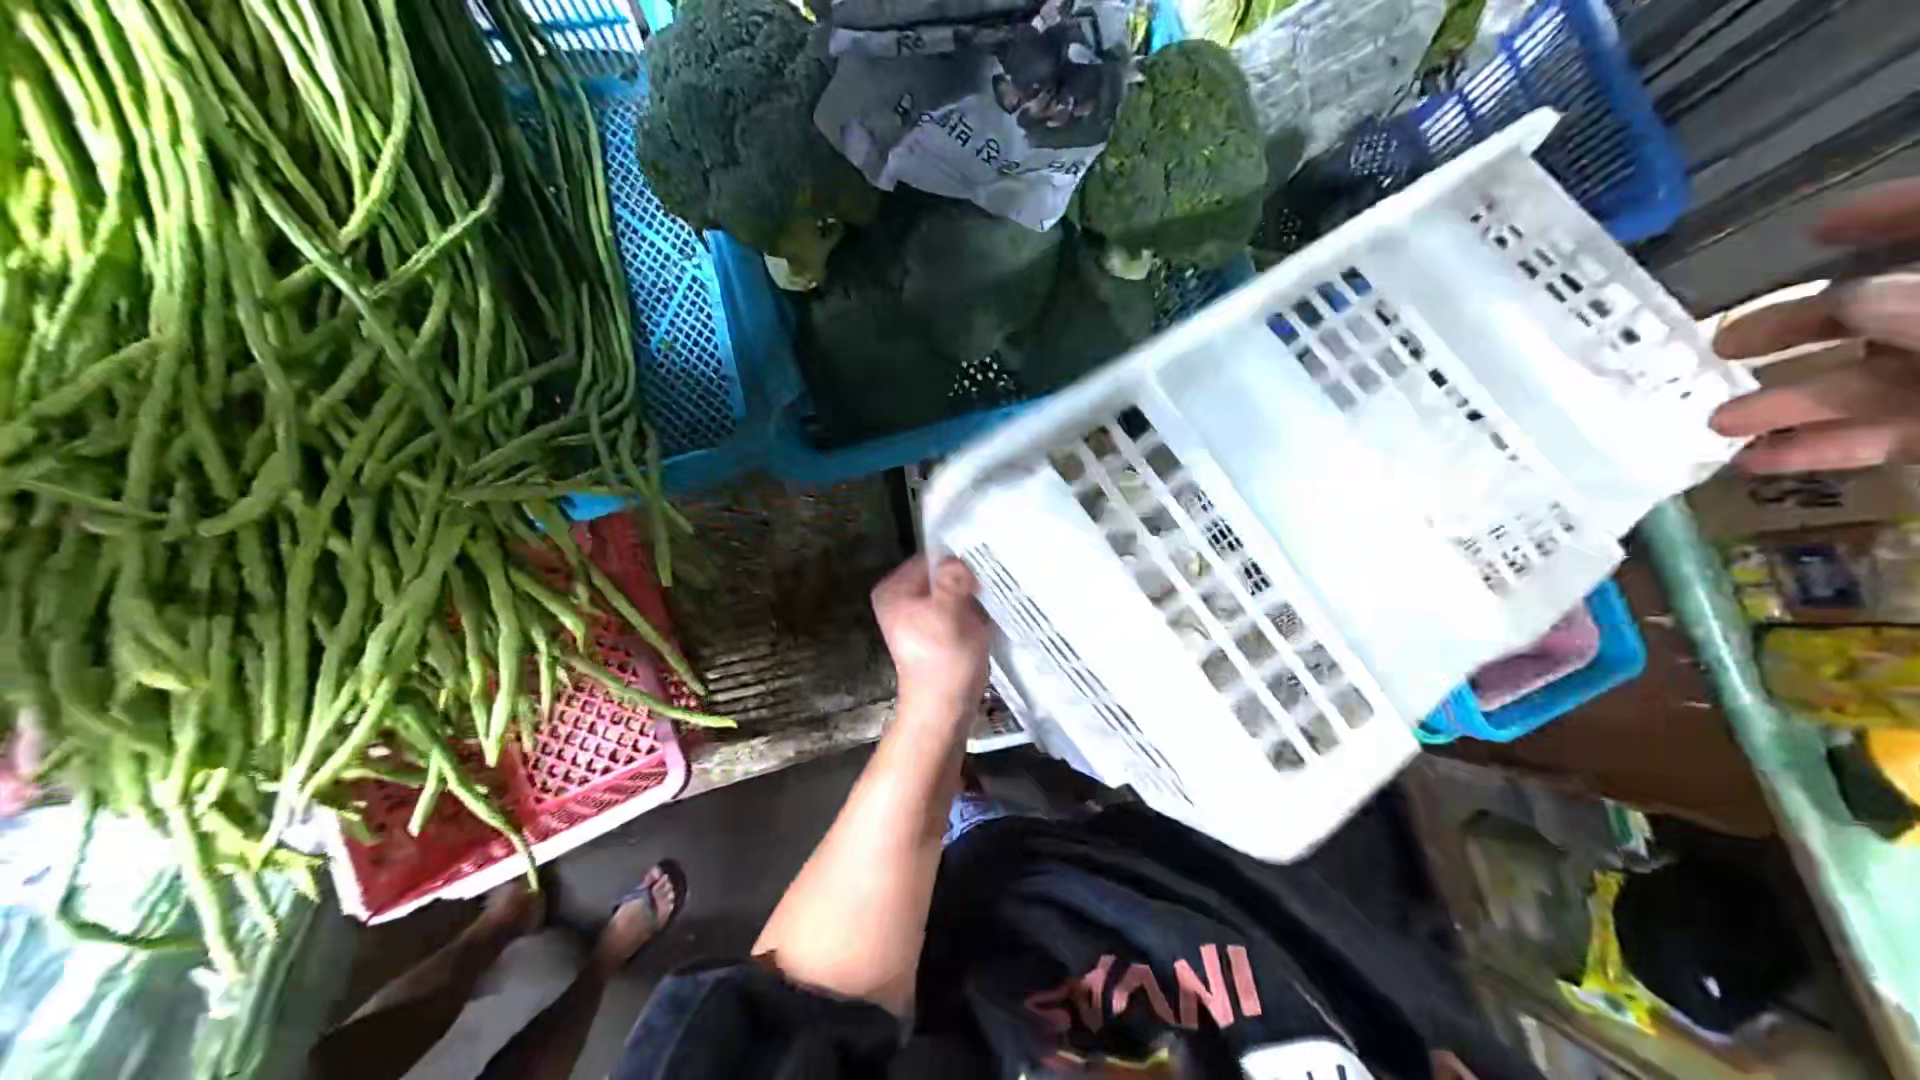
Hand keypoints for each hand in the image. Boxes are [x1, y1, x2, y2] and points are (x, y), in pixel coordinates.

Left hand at [871, 555, 990, 724]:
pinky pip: (960, 608)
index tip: (981, 572)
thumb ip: (952, 581)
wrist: (944, 708)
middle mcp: (903, 598)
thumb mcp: (948, 614)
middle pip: (942, 574)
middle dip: (967, 579)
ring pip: (954, 591)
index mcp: (894, 590)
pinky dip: (974, 610)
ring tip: (990, 601)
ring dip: (973, 595)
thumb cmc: (942, 661)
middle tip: (990, 585)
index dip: (956, 563)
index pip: (930, 559)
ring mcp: (921, 615)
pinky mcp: (939, 630)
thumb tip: (958, 561)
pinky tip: (989, 615)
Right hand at [1710, 178, 1919, 473]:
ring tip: (1718, 421)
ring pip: (1880, 382)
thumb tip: (1852, 297)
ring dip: (1795, 403)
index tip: (1818, 228)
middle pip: (1899, 307)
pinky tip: (1759, 462)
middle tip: (1727, 345)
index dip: (1898, 214)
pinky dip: (1824, 450)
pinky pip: (1890, 437)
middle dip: (1808, 328)